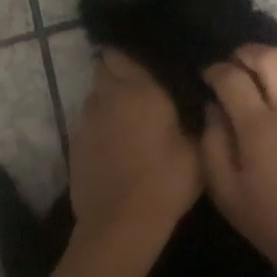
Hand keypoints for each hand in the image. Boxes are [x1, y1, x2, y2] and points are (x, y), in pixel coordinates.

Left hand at [69, 49, 202, 232]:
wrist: (120, 225)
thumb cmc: (167, 180)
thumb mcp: (198, 145)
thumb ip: (198, 112)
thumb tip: (201, 92)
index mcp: (140, 88)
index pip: (124, 50)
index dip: (134, 51)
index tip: (151, 56)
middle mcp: (109, 95)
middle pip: (105, 65)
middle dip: (119, 67)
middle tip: (143, 82)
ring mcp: (87, 119)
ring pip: (96, 92)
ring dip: (110, 95)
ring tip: (132, 111)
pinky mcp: (75, 143)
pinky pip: (90, 119)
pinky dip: (102, 121)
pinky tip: (118, 139)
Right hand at [199, 45, 276, 276]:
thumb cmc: (268, 219)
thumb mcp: (224, 191)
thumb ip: (212, 143)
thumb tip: (213, 106)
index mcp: (259, 129)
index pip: (234, 79)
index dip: (215, 70)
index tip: (207, 75)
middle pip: (271, 57)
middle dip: (247, 52)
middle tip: (234, 63)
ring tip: (264, 67)